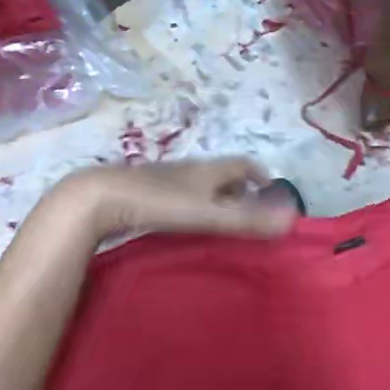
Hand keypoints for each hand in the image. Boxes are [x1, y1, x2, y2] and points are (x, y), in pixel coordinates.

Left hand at [46, 158, 297, 241]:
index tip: (270, 187)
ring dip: (213, 198)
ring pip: (197, 185)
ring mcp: (163, 179)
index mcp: (207, 170)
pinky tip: (182, 225)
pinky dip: (189, 206)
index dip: (259, 174)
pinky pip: (175, 196)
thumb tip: (292, 219)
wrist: (98, 199)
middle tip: (248, 209)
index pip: (242, 164)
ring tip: (219, 220)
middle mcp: (188, 169)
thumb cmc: (158, 203)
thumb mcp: (209, 213)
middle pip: (220, 174)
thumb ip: (248, 219)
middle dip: (238, 188)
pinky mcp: (141, 193)